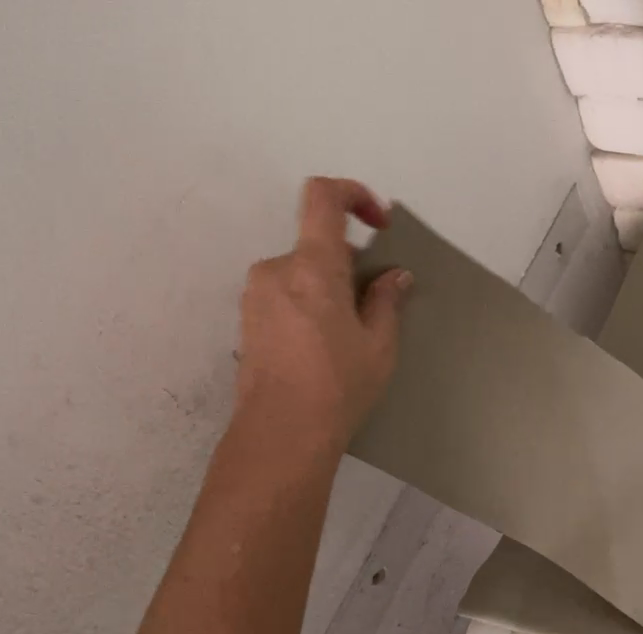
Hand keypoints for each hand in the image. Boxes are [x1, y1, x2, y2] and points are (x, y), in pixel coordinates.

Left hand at [236, 177, 409, 452]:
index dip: (352, 194)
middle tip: (379, 303)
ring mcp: (256, 293)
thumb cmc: (340, 384)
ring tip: (354, 335)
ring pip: (303, 274)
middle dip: (351, 264)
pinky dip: (312, 306)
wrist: (283, 430)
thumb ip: (386, 301)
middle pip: (317, 246)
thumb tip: (394, 275)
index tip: (379, 222)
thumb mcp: (380, 345)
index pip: (322, 198)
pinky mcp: (249, 318)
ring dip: (331, 289)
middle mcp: (276, 269)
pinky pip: (287, 295)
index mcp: (313, 267)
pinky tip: (328, 347)